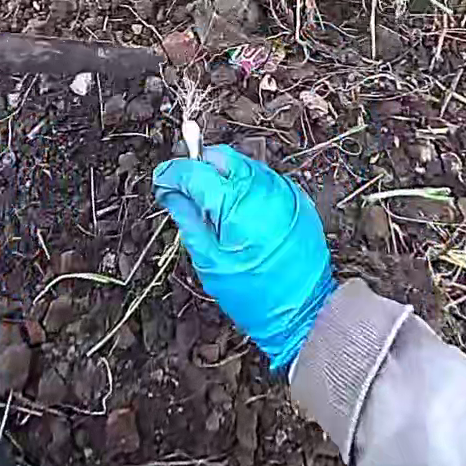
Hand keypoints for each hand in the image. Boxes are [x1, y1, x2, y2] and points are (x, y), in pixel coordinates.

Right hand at [155, 145, 336, 369]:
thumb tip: (170, 192)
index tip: (162, 180)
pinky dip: (244, 184)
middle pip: (219, 157)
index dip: (173, 173)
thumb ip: (188, 218)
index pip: (195, 171)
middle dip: (198, 167)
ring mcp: (279, 188)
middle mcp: (260, 188)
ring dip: (221, 175)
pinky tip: (238, 209)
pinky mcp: (292, 195)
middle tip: (187, 190)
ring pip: (240, 163)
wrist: (303, 308)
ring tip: (214, 207)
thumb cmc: (255, 294)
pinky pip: (260, 176)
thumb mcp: (209, 260)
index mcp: (235, 204)